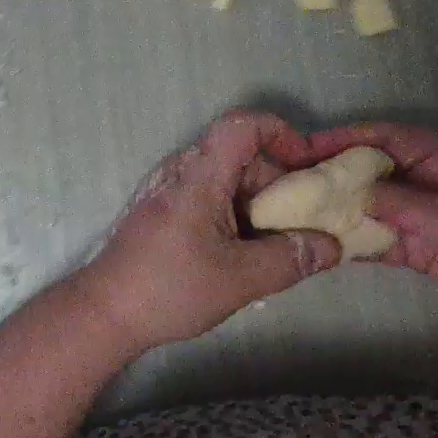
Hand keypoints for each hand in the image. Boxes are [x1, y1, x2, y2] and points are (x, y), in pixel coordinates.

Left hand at [72, 111, 343, 350]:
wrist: (105, 311)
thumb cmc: (169, 288)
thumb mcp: (240, 278)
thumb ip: (290, 258)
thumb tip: (332, 245)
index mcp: (198, 176)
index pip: (242, 126)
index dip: (281, 134)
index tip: (308, 166)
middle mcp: (182, 174)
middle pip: (241, 156)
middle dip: (282, 181)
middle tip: (312, 219)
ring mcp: (170, 193)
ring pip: (228, 181)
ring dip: (262, 204)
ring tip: (290, 242)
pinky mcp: (165, 214)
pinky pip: (212, 200)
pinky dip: (239, 216)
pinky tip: (255, 251)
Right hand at [303, 123, 437, 336]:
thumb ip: (413, 207)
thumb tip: (355, 189)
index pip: (392, 139)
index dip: (350, 138)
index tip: (307, 146)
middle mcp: (435, 183)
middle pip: (376, 169)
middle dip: (335, 172)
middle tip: (289, 180)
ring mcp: (429, 218)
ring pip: (374, 204)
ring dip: (340, 207)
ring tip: (296, 211)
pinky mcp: (425, 250)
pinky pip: (381, 239)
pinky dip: (355, 240)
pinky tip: (324, 243)